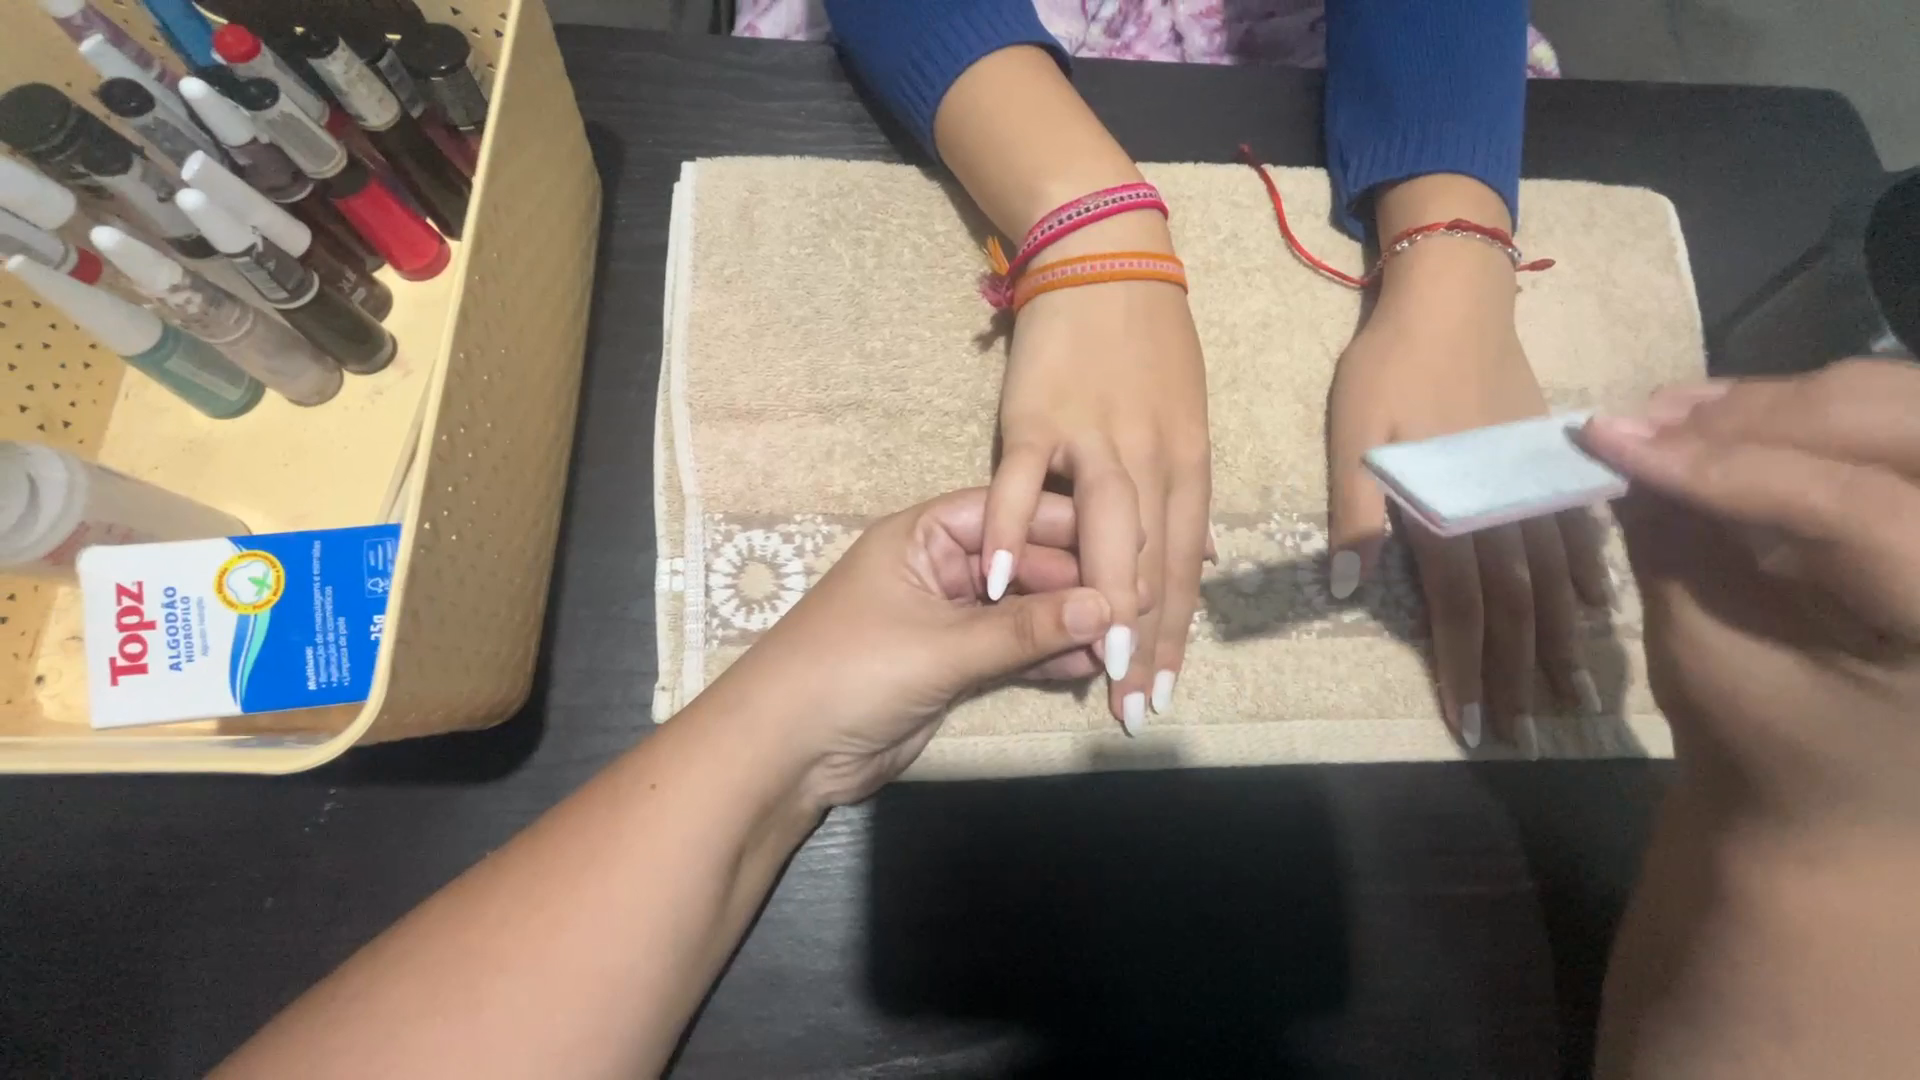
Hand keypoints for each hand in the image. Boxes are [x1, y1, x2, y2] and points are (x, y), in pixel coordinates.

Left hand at [717, 488, 1111, 807]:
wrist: (786, 751)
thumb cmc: (851, 672)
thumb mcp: (940, 645)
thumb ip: (1024, 629)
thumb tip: (1109, 608)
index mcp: (925, 534)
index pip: (1009, 514)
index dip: (1068, 530)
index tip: (1126, 550)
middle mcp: (941, 566)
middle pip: (1022, 564)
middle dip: (1076, 588)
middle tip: (1135, 610)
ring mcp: (949, 616)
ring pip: (1022, 611)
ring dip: (1068, 626)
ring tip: (1125, 643)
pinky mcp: (954, 663)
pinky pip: (1011, 650)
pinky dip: (1046, 658)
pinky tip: (1090, 666)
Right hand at [987, 228, 1210, 734]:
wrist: (1108, 261)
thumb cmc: (1147, 347)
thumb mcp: (1186, 421)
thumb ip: (1182, 494)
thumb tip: (1198, 559)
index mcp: (1185, 467)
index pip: (1183, 570)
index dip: (1172, 636)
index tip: (1161, 691)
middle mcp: (1149, 463)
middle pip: (1151, 566)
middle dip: (1143, 642)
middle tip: (1133, 708)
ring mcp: (1092, 440)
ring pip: (1104, 535)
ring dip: (1098, 604)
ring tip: (1094, 669)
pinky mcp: (1036, 419)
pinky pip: (1019, 484)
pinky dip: (1007, 532)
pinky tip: (994, 583)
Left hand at [1327, 248, 1608, 752]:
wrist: (1451, 306)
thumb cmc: (1389, 373)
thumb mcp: (1353, 439)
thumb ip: (1358, 515)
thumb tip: (1349, 590)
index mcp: (1448, 514)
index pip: (1459, 611)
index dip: (1464, 670)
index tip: (1474, 726)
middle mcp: (1502, 513)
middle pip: (1513, 611)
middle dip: (1516, 676)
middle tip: (1527, 735)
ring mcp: (1537, 489)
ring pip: (1554, 583)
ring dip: (1561, 643)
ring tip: (1576, 698)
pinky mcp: (1553, 466)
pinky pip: (1582, 535)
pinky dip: (1590, 579)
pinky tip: (1596, 612)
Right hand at [1581, 359, 1919, 832]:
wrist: (1838, 794)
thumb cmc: (1765, 745)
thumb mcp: (1703, 654)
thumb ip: (1672, 546)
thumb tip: (1620, 450)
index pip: (1858, 511)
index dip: (1721, 467)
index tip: (1605, 438)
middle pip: (1903, 427)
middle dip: (1755, 416)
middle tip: (1639, 425)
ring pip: (1900, 403)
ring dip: (1773, 402)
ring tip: (1663, 417)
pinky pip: (1888, 418)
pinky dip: (1795, 408)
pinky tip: (1708, 417)